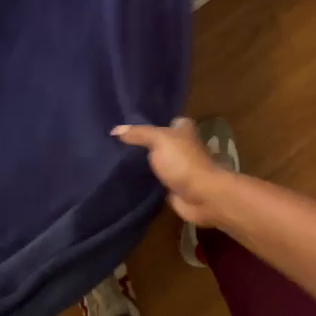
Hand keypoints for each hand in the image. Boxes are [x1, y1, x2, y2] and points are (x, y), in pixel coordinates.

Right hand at [112, 118, 234, 226]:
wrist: (202, 196)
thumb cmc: (183, 161)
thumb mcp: (158, 140)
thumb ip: (138, 134)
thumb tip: (115, 130)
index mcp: (182, 127)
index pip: (160, 119)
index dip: (144, 121)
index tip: (122, 123)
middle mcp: (181, 144)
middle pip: (155, 141)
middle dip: (139, 143)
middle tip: (113, 142)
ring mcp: (177, 166)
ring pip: (154, 161)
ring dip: (140, 163)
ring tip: (113, 159)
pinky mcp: (173, 185)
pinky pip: (153, 179)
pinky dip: (143, 180)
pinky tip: (124, 178)